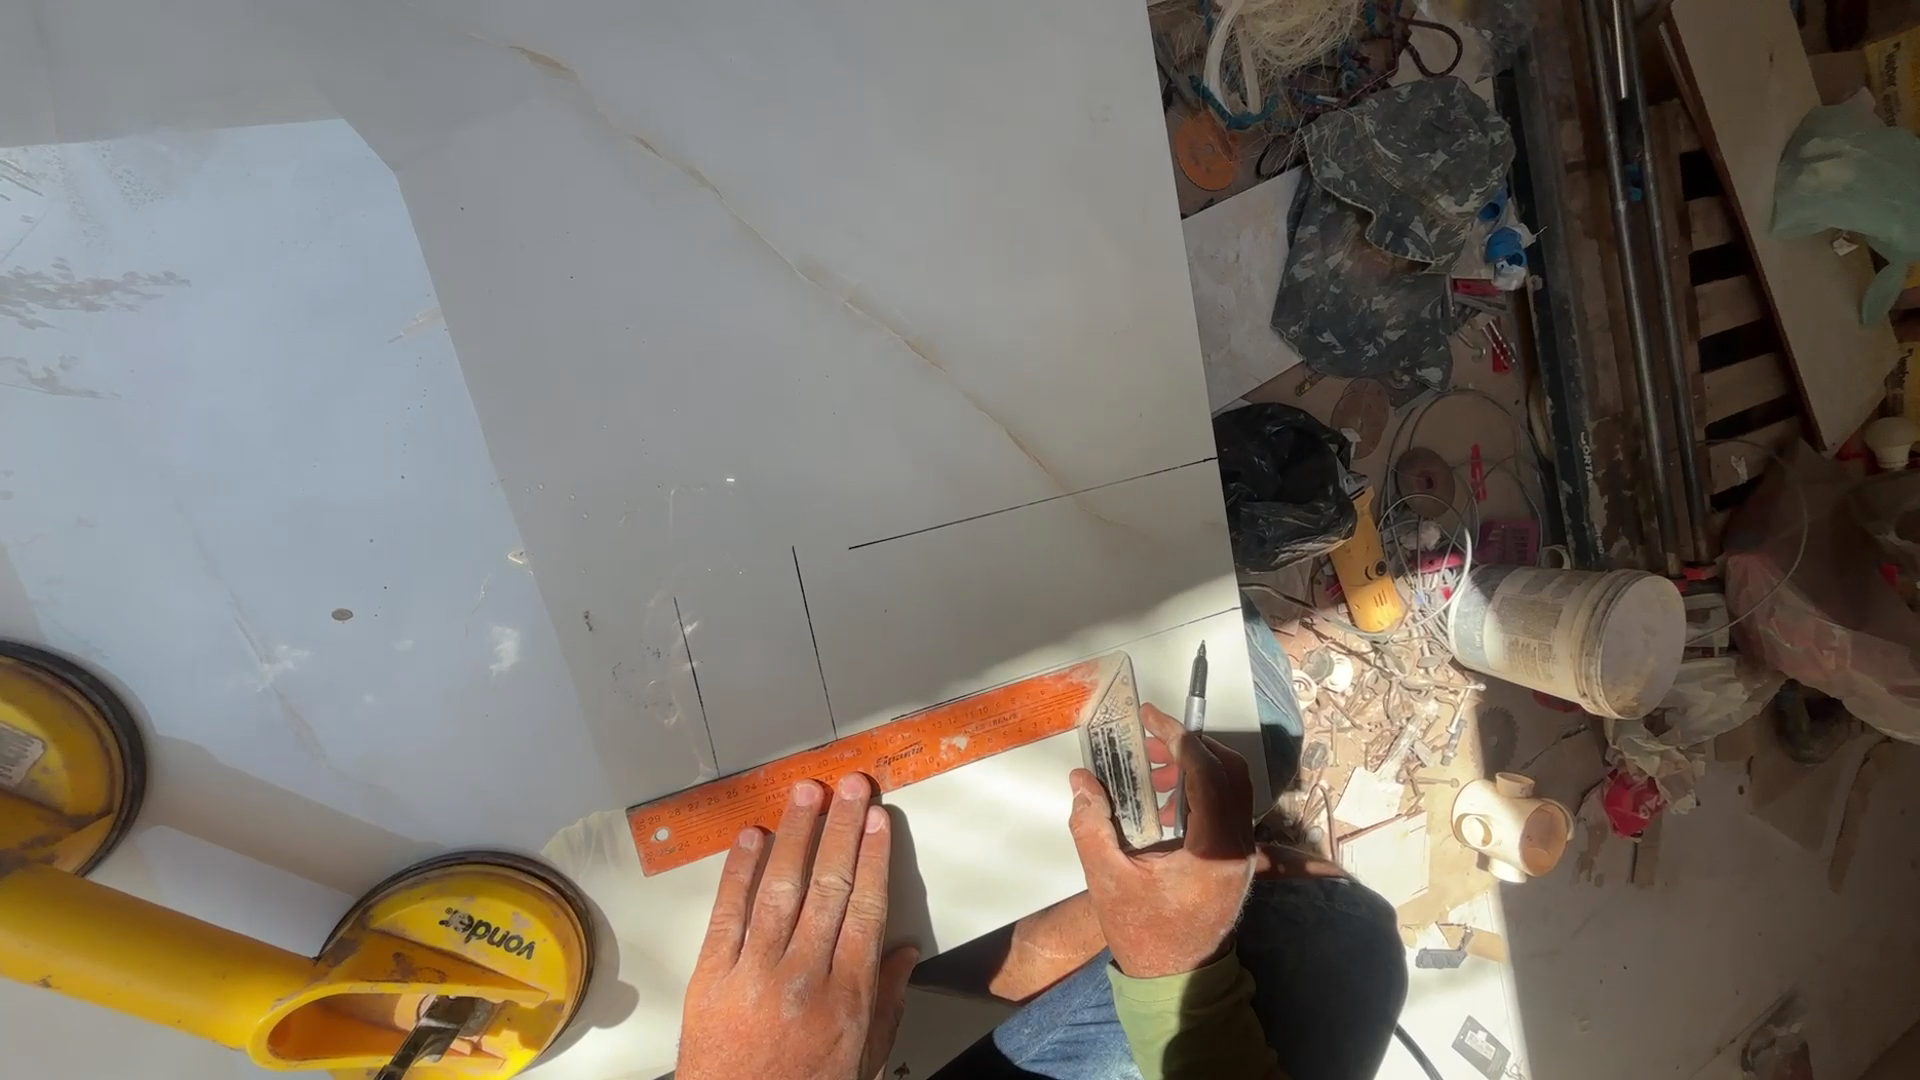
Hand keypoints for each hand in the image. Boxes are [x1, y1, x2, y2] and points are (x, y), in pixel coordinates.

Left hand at [678, 775, 919, 1079]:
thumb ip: (887, 1003)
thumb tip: (906, 952)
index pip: (866, 907)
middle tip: (851, 786)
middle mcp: (803, 977)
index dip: (873, 856)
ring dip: (796, 833)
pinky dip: (740, 870)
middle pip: (829, 886)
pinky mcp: (710, 978)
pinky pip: (728, 913)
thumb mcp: (864, 1059)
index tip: (877, 818)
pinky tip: (752, 836)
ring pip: (781, 887)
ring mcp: (754, 974)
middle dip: (842, 828)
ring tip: (807, 793)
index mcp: (846, 997)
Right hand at [1068, 703, 1256, 978]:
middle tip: (1153, 732)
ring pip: (1232, 787)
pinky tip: (1164, 796)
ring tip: (1154, 765)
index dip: (1180, 739)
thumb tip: (1080, 780)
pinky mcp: (1233, 858)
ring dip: (1196, 764)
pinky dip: (1200, 786)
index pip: (1207, 774)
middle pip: (1230, 772)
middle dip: (1192, 744)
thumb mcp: (1107, 879)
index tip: (1151, 719)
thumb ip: (1091, 826)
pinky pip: (1225, 806)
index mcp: (1214, 850)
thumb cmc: (1144, 933)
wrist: (1177, 981)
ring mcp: (1241, 853)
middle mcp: (1238, 847)